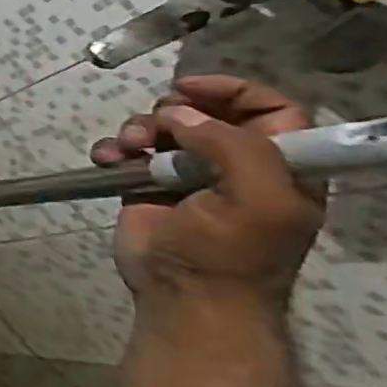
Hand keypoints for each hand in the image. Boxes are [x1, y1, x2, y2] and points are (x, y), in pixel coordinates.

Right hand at [89, 76, 324, 307]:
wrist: (185, 297)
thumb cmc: (233, 252)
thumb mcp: (260, 199)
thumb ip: (234, 147)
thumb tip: (179, 116)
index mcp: (279, 166)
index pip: (270, 109)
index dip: (234, 91)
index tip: (190, 89)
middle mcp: (233, 165)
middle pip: (204, 113)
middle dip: (174, 111)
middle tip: (159, 126)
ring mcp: (185, 175)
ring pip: (158, 128)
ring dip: (137, 129)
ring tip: (127, 148)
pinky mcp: (144, 186)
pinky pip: (124, 151)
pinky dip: (111, 149)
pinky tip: (107, 160)